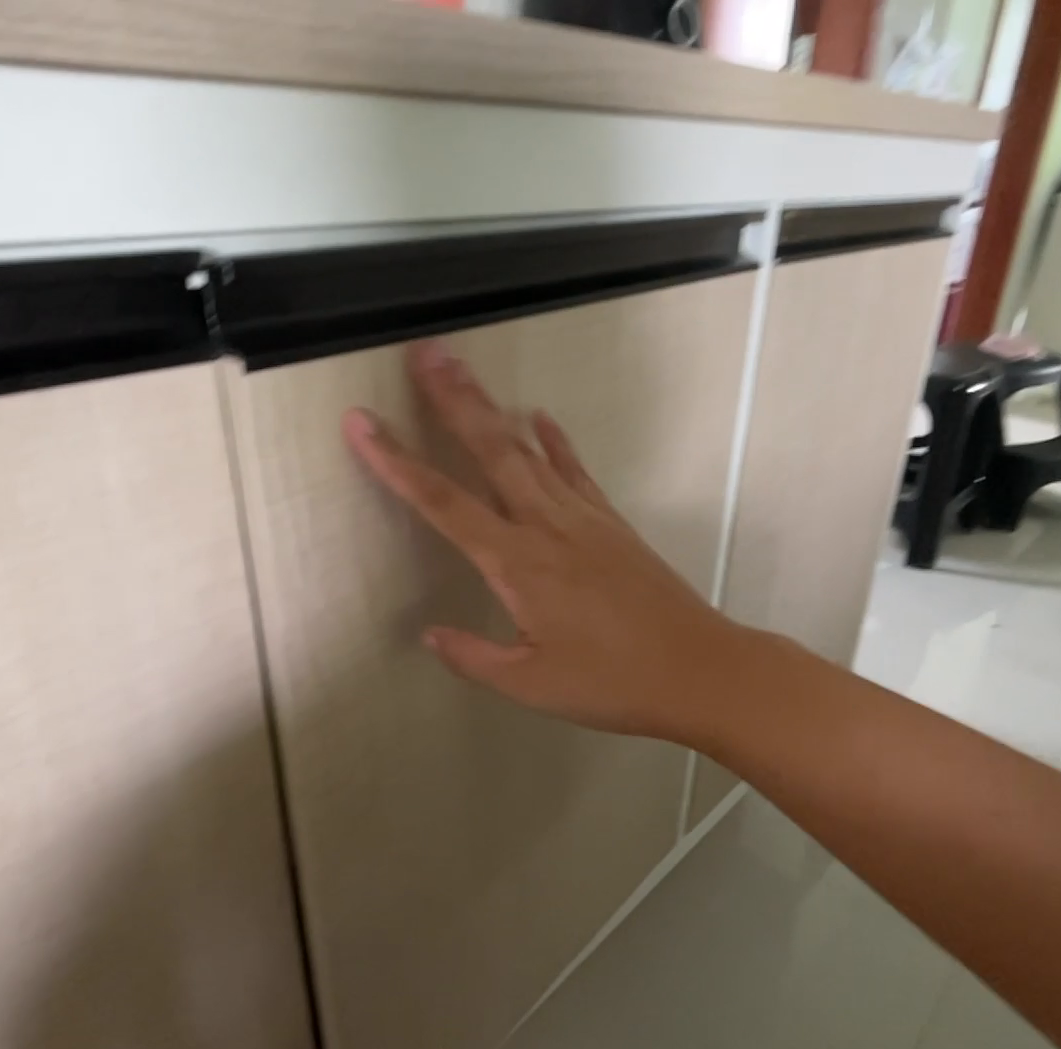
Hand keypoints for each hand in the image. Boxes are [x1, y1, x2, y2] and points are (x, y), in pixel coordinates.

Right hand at [339, 341, 765, 746]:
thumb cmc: (612, 683)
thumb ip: (473, 657)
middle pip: (490, 449)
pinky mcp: (610, 521)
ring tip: (464, 370)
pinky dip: (553, 440)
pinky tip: (539, 418)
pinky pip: (574, 470)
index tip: (361, 424)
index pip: (443, 504)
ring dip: (493, 407)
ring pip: (527, 449)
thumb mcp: (532, 684)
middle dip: (453, 399)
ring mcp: (583, 516)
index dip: (396, 463)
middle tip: (426, 353)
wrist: (699, 668)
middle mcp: (546, 525)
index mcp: (517, 563)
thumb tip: (429, 634)